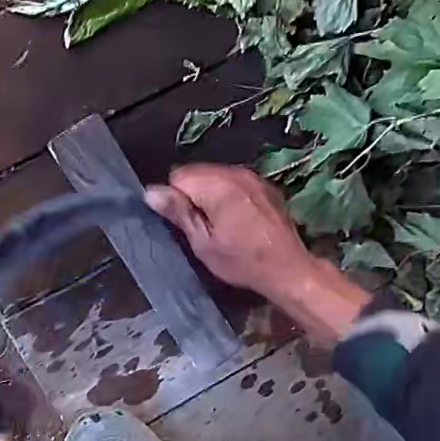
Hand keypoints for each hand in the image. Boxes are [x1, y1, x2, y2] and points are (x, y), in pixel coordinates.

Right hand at [145, 164, 321, 297]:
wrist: (288, 268)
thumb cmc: (242, 261)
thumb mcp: (203, 244)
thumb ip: (178, 213)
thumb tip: (151, 192)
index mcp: (219, 186)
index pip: (178, 176)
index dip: (175, 199)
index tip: (185, 223)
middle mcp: (236, 173)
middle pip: (197, 172)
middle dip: (192, 194)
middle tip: (201, 226)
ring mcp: (253, 177)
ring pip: (215, 174)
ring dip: (210, 193)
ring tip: (219, 223)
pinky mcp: (264, 185)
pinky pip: (234, 180)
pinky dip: (228, 193)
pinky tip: (236, 218)